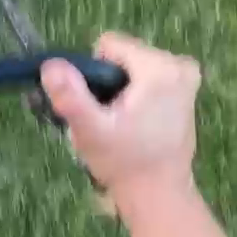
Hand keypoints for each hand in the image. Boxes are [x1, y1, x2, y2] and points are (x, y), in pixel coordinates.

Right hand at [41, 32, 201, 209]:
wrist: (157, 191)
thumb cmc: (123, 161)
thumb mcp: (90, 130)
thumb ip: (70, 95)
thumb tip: (50, 64)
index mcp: (159, 67)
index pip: (108, 45)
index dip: (91, 75)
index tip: (97, 105)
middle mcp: (179, 64)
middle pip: (119, 57)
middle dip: (104, 84)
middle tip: (105, 119)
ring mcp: (186, 76)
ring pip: (129, 68)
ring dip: (116, 92)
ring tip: (118, 124)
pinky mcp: (185, 89)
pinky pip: (144, 78)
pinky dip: (132, 96)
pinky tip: (132, 123)